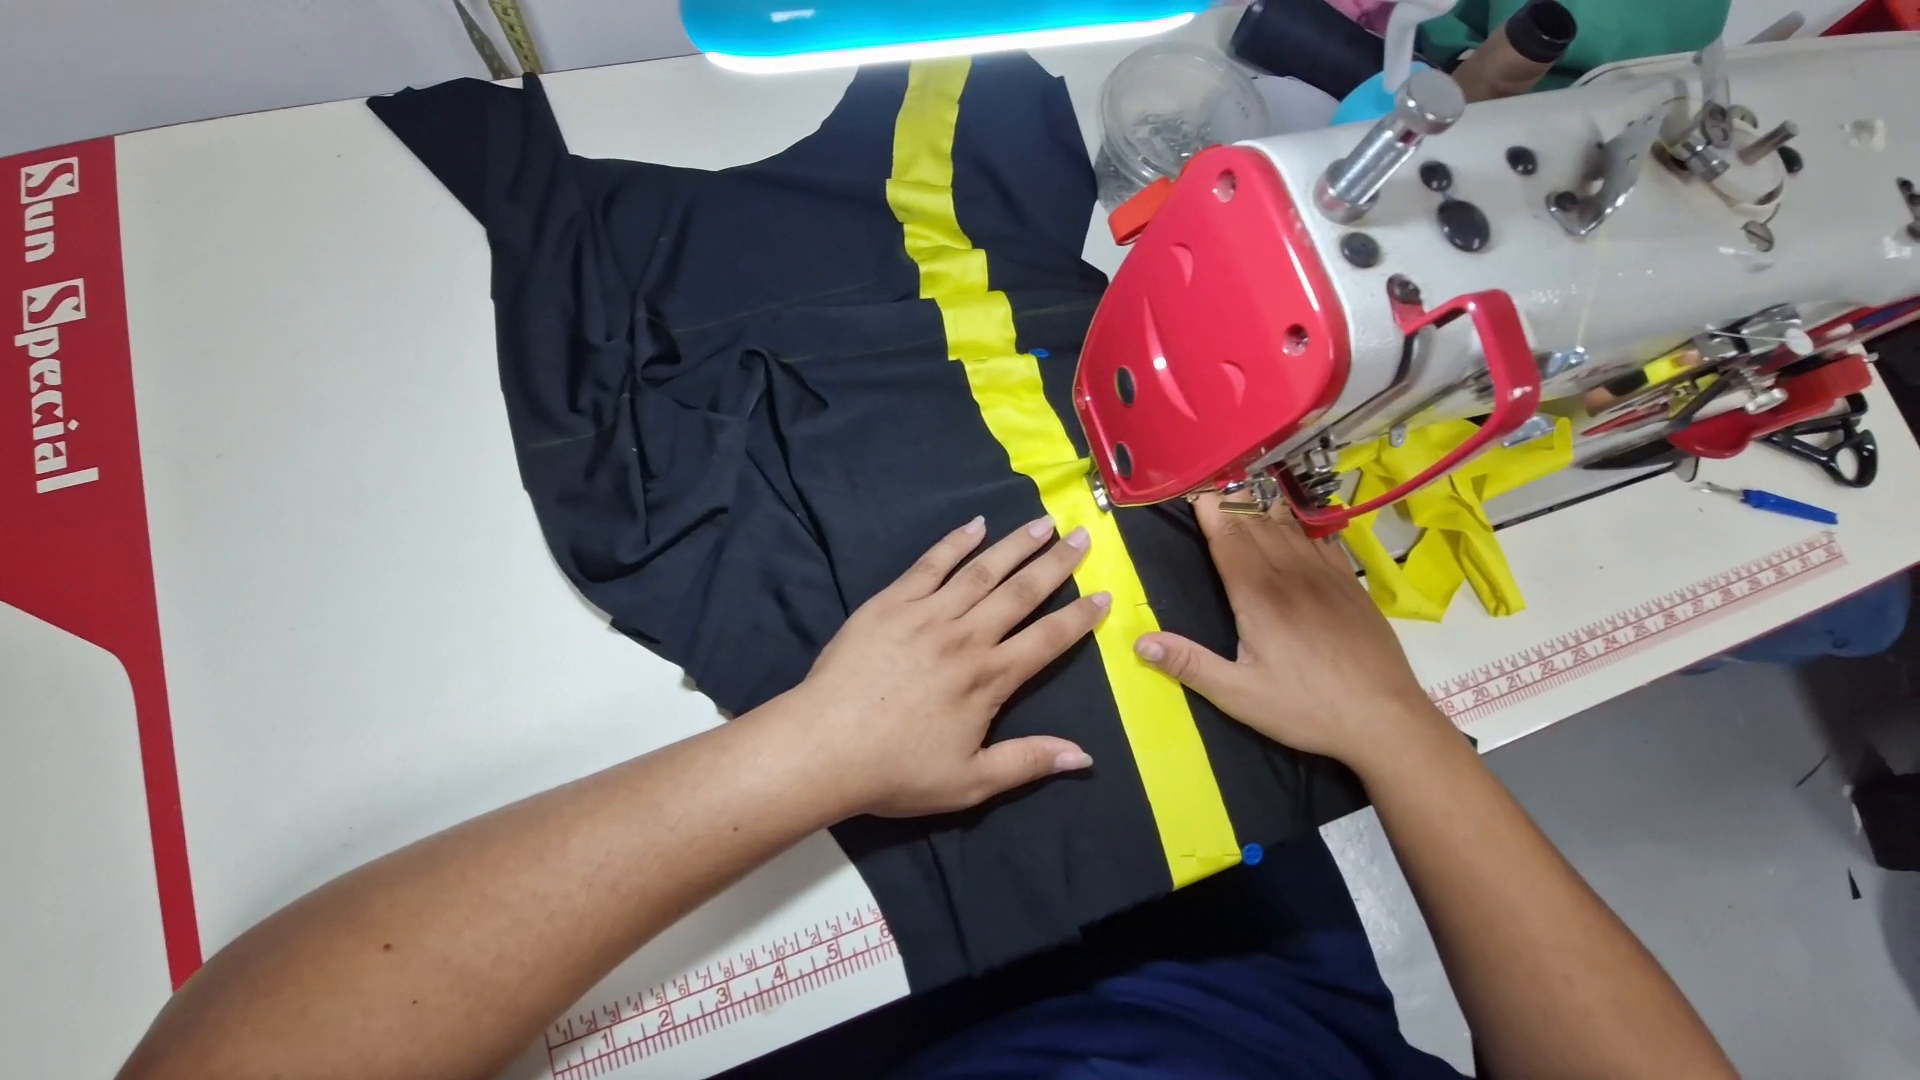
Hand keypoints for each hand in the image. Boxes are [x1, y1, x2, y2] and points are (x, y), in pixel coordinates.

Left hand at [795, 515, 1109, 817]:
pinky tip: (974, 524)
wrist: (824, 746)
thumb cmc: (896, 769)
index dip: (1080, 617)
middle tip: (1082, 537)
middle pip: (1021, 592)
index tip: (1103, 594)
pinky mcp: (891, 603)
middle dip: (1056, 564)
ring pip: (982, 571)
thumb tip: (1084, 756)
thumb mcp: (970, 782)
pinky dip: (954, 543)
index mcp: (990, 678)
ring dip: (1015, 545)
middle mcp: (967, 636)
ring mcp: (927, 614)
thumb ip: (1028, 762)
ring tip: (1042, 523)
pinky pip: (930, 565)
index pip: (1049, 639)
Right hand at [1135, 495, 1447, 770]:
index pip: (1229, 538)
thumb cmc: (1306, 709)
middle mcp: (1291, 575)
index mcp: (1258, 596)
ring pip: (1289, 527)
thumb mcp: (1238, 695)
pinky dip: (1301, 526)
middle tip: (1213, 484)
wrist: (1386, 719)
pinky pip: (1321, 542)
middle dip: (1232, 501)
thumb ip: (1189, 664)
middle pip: (1257, 524)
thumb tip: (1141, 641)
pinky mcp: (1352, 587)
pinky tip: (1296, 523)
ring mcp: (1327, 577)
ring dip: (1264, 507)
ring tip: (1246, 491)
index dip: (1211, 509)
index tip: (1195, 489)